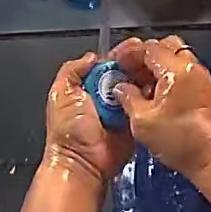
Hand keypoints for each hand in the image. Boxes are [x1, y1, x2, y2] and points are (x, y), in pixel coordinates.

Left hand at [43, 52, 134, 188]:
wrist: (82, 162)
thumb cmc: (67, 134)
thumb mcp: (61, 93)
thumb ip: (71, 70)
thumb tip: (91, 57)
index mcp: (88, 87)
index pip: (107, 64)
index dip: (119, 56)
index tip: (130, 49)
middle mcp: (106, 97)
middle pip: (126, 73)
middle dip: (134, 66)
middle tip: (141, 60)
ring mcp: (121, 110)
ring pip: (138, 87)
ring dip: (142, 82)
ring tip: (146, 75)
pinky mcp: (134, 123)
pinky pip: (145, 106)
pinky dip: (147, 100)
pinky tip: (149, 92)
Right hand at [110, 35, 210, 176]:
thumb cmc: (184, 141)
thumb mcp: (142, 121)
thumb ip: (127, 98)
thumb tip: (121, 89)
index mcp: (176, 71)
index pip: (147, 48)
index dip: (127, 53)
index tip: (114, 62)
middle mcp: (190, 69)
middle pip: (162, 47)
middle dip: (140, 56)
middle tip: (124, 69)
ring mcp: (198, 79)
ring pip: (172, 59)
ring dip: (152, 67)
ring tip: (135, 84)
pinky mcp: (201, 91)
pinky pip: (180, 73)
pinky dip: (163, 77)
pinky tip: (150, 95)